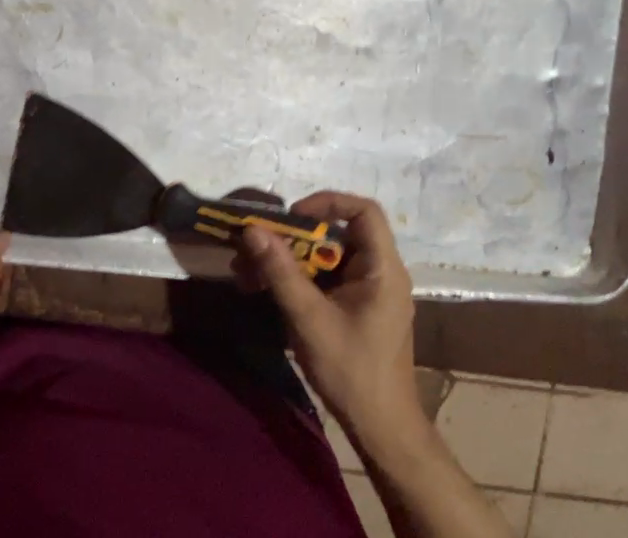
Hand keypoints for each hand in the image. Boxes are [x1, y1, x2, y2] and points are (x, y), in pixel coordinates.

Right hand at [234, 192, 422, 442]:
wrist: (380, 425)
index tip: (291, 217)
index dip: (327, 203)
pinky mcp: (353, 307)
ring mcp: (366, 291)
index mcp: (382, 270)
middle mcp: (378, 273)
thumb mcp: (308, 317)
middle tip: (254, 244)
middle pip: (336, 234)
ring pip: (323, 257)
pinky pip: (322, 278)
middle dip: (291, 236)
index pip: (364, 212)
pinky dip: (292, 277)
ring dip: (284, 258)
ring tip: (245, 269)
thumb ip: (280, 271)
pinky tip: (259, 287)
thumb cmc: (351, 369)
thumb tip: (252, 229)